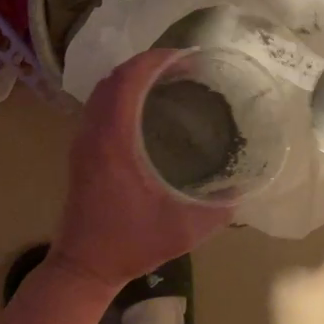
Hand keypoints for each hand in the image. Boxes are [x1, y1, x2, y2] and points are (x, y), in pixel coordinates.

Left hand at [51, 50, 235, 288]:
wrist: (83, 266)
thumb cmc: (130, 244)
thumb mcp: (183, 228)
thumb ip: (217, 208)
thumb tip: (243, 187)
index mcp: (113, 139)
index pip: (128, 79)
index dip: (155, 60)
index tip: (187, 57)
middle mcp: (93, 131)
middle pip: (114, 77)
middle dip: (147, 64)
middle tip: (183, 67)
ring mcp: (82, 141)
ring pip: (103, 92)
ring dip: (132, 78)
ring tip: (168, 82)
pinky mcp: (80, 152)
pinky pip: (99, 107)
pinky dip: (121, 96)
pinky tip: (146, 111)